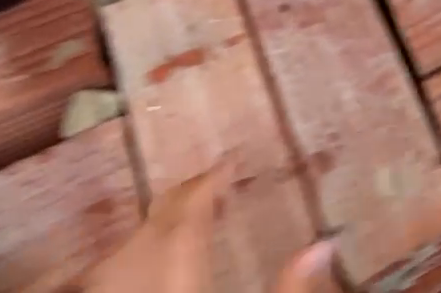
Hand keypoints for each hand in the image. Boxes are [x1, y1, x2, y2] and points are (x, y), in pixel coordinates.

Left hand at [76, 162, 341, 292]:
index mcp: (182, 282)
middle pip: (152, 228)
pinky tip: (160, 268)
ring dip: (157, 228)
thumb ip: (288, 290)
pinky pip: (115, 282)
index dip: (207, 183)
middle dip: (182, 197)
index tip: (230, 160)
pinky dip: (138, 264)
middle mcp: (143, 286)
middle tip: (214, 181)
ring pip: (125, 254)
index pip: (188, 217)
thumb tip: (324, 245)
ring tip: (188, 218)